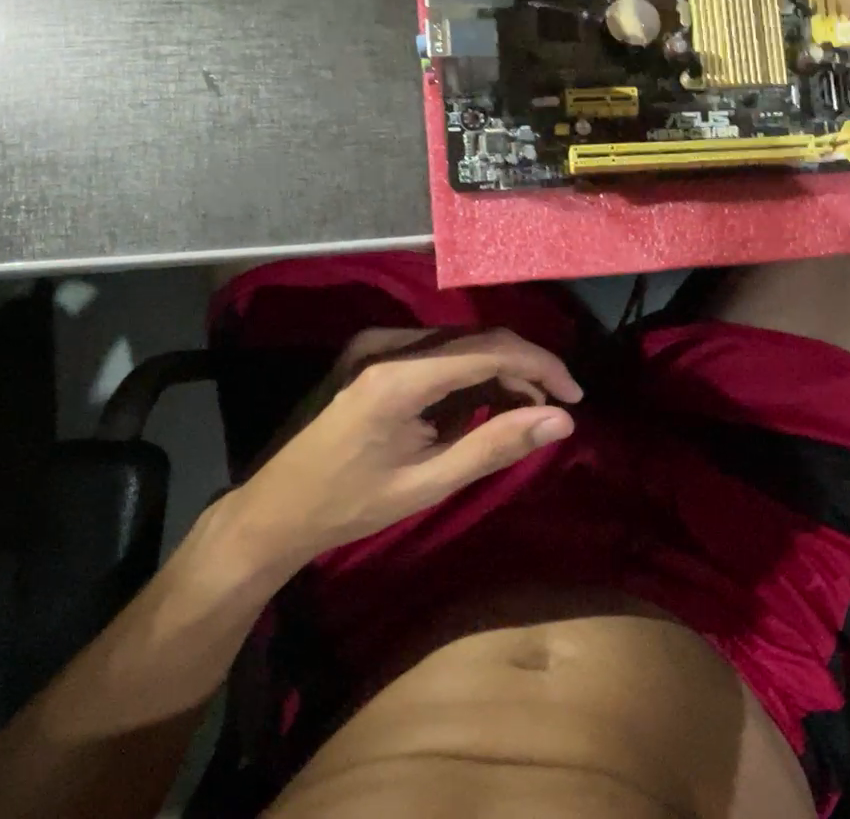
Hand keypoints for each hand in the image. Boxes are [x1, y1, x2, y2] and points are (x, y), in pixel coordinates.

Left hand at [220, 328, 581, 577]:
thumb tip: (562, 421)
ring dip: (498, 373)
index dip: (542, 366)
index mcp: (397, 376)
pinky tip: (477, 410)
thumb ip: (494, 446)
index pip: (489, 348)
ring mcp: (375, 344)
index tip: (575, 396)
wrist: (273, 510)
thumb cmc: (348, 504)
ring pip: (461, 343)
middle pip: (478, 339)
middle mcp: (386, 343)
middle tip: (551, 413)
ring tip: (521, 416)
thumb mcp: (428, 483)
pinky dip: (468, 376)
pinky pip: (438, 352)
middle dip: (524, 371)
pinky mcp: (371, 353)